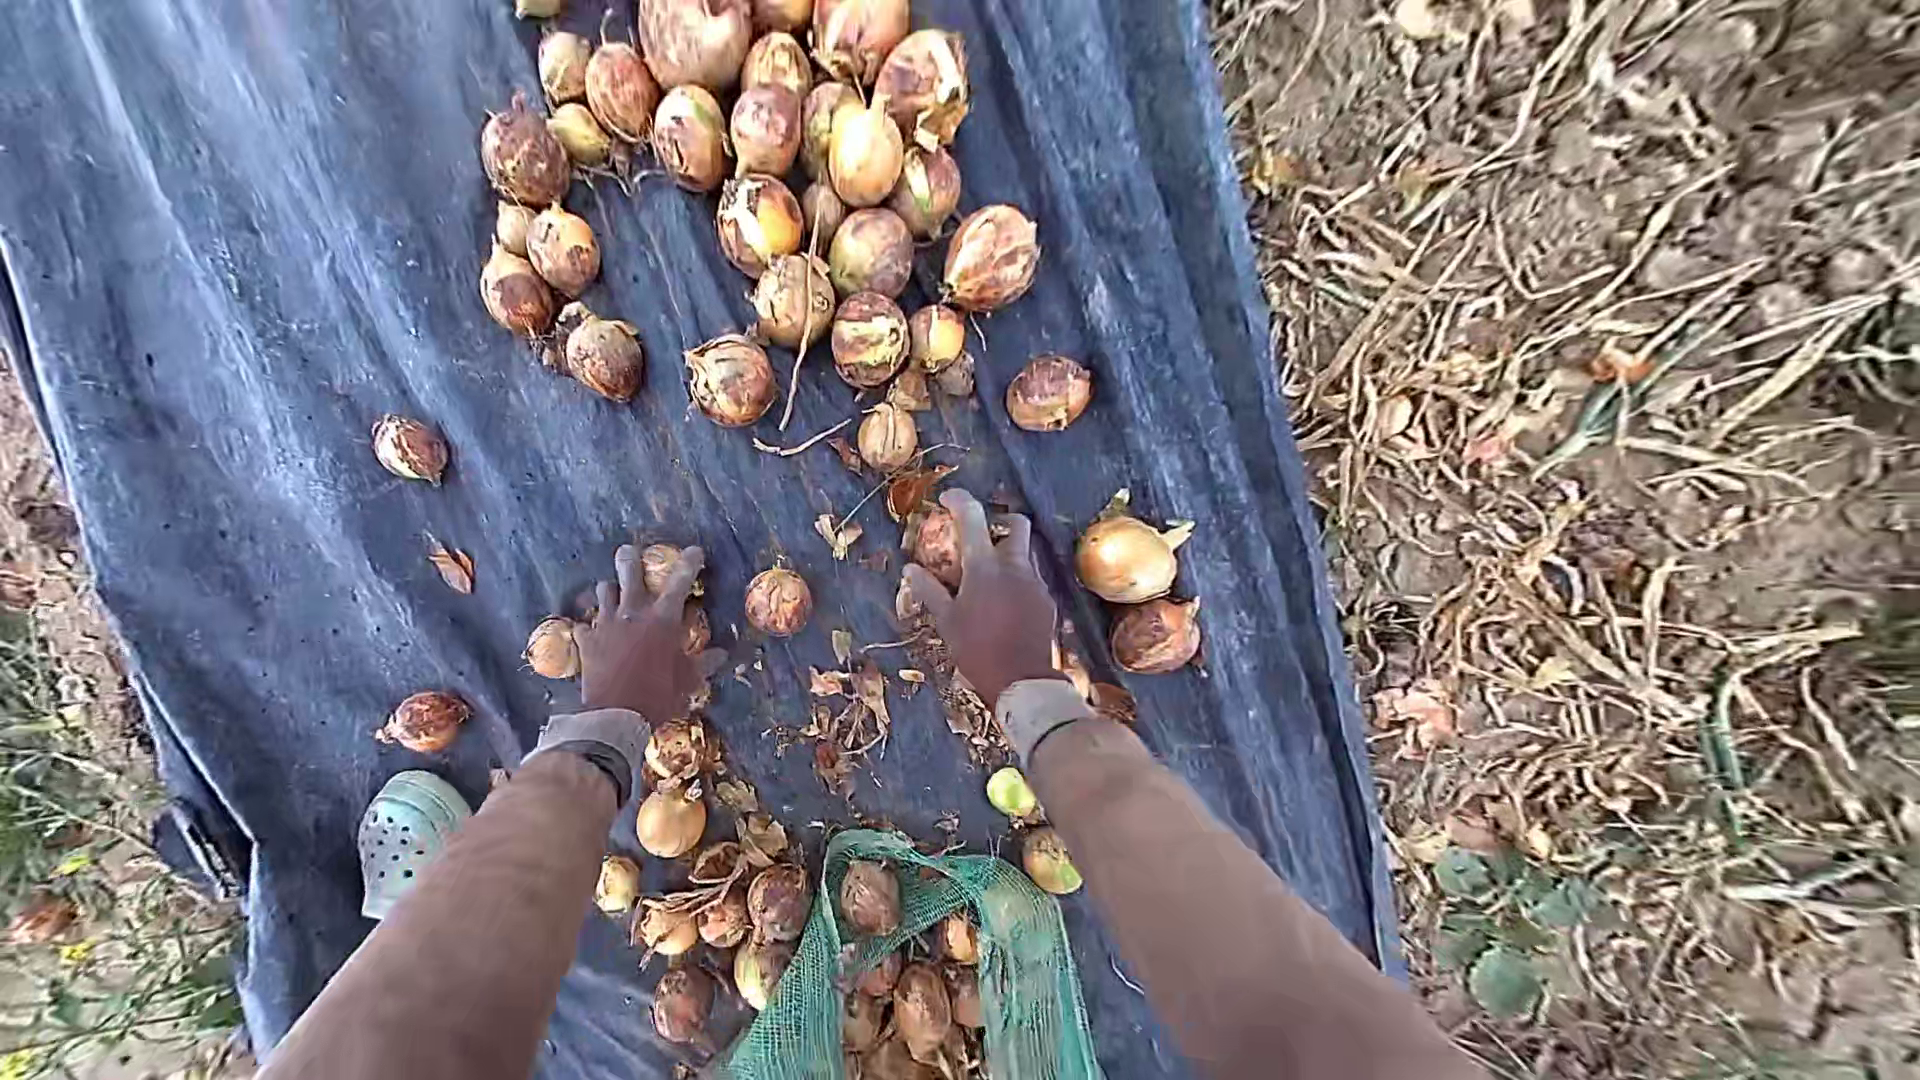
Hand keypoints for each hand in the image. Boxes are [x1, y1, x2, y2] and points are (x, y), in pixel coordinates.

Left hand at [576, 544, 706, 722]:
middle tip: (628, 550)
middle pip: (629, 573)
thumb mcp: (690, 679)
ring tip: (612, 591)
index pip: (680, 581)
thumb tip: (722, 654)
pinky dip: (590, 625)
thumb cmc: (659, 693)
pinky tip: (592, 630)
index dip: (689, 562)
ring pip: (603, 592)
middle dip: (629, 558)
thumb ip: (705, 662)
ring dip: (610, 589)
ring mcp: (606, 625)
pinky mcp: (586, 641)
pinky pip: (584, 625)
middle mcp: (633, 613)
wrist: (614, 716)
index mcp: (664, 618)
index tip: (695, 550)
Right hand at [904, 490, 1065, 706]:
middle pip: (1016, 524)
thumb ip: (929, 590)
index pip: (973, 518)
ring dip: (1008, 553)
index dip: (959, 500)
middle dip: (1000, 521)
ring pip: (1025, 552)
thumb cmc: (976, 650)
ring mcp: (1035, 582)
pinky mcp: (1046, 600)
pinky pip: (1031, 578)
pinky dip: (1016, 579)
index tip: (947, 498)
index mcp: (984, 567)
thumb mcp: (947, 621)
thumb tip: (910, 569)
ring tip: (988, 576)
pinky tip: (1004, 602)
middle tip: (981, 536)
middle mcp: (1014, 566)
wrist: (1022, 680)